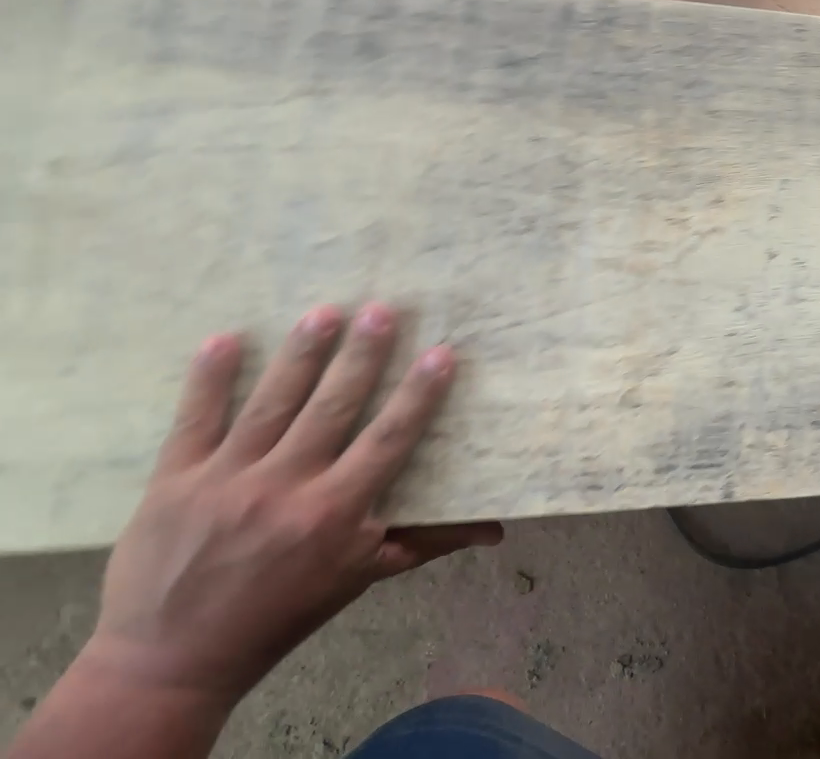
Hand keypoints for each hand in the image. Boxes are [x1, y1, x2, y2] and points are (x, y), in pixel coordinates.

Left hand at [77, 303, 501, 705]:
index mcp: (336, 511)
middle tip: (382, 310)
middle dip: (360, 355)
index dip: (418, 394)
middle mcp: (285, 487)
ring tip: (324, 312)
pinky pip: (194, 421)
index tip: (441, 353)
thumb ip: (430, 541)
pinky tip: (224, 339)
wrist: (171, 658)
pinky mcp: (172, 482)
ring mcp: (226, 480)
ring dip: (300, 354)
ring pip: (271, 404)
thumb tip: (499, 529)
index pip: (389, 438)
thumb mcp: (365, 577)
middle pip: (331, 407)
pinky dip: (209, 379)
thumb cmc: (287, 610)